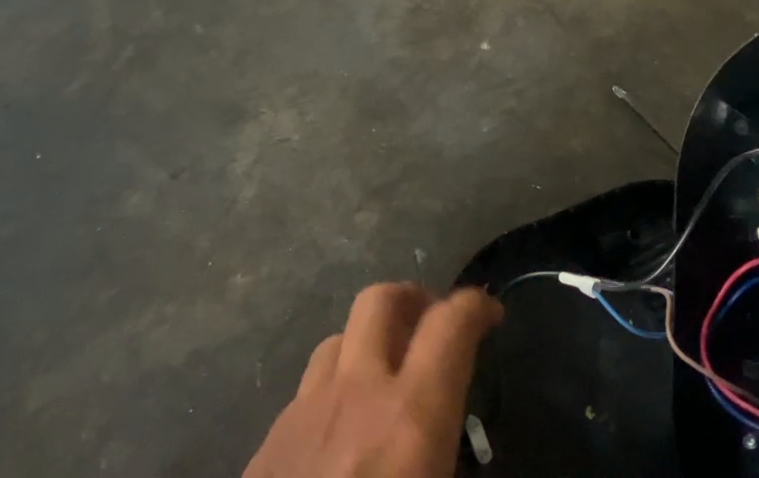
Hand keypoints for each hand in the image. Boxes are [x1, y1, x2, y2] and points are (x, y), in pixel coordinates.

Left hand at [244, 283, 503, 477]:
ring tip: (387, 372)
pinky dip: (335, 388)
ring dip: (370, 341)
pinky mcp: (268, 439)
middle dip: (414, 300)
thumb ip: (448, 460)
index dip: (476, 306)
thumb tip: (451, 454)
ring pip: (338, 338)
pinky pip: (308, 388)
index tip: (490, 315)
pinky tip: (341, 429)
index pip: (450, 323)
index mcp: (412, 414)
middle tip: (433, 325)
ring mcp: (305, 410)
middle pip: (381, 301)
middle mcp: (358, 393)